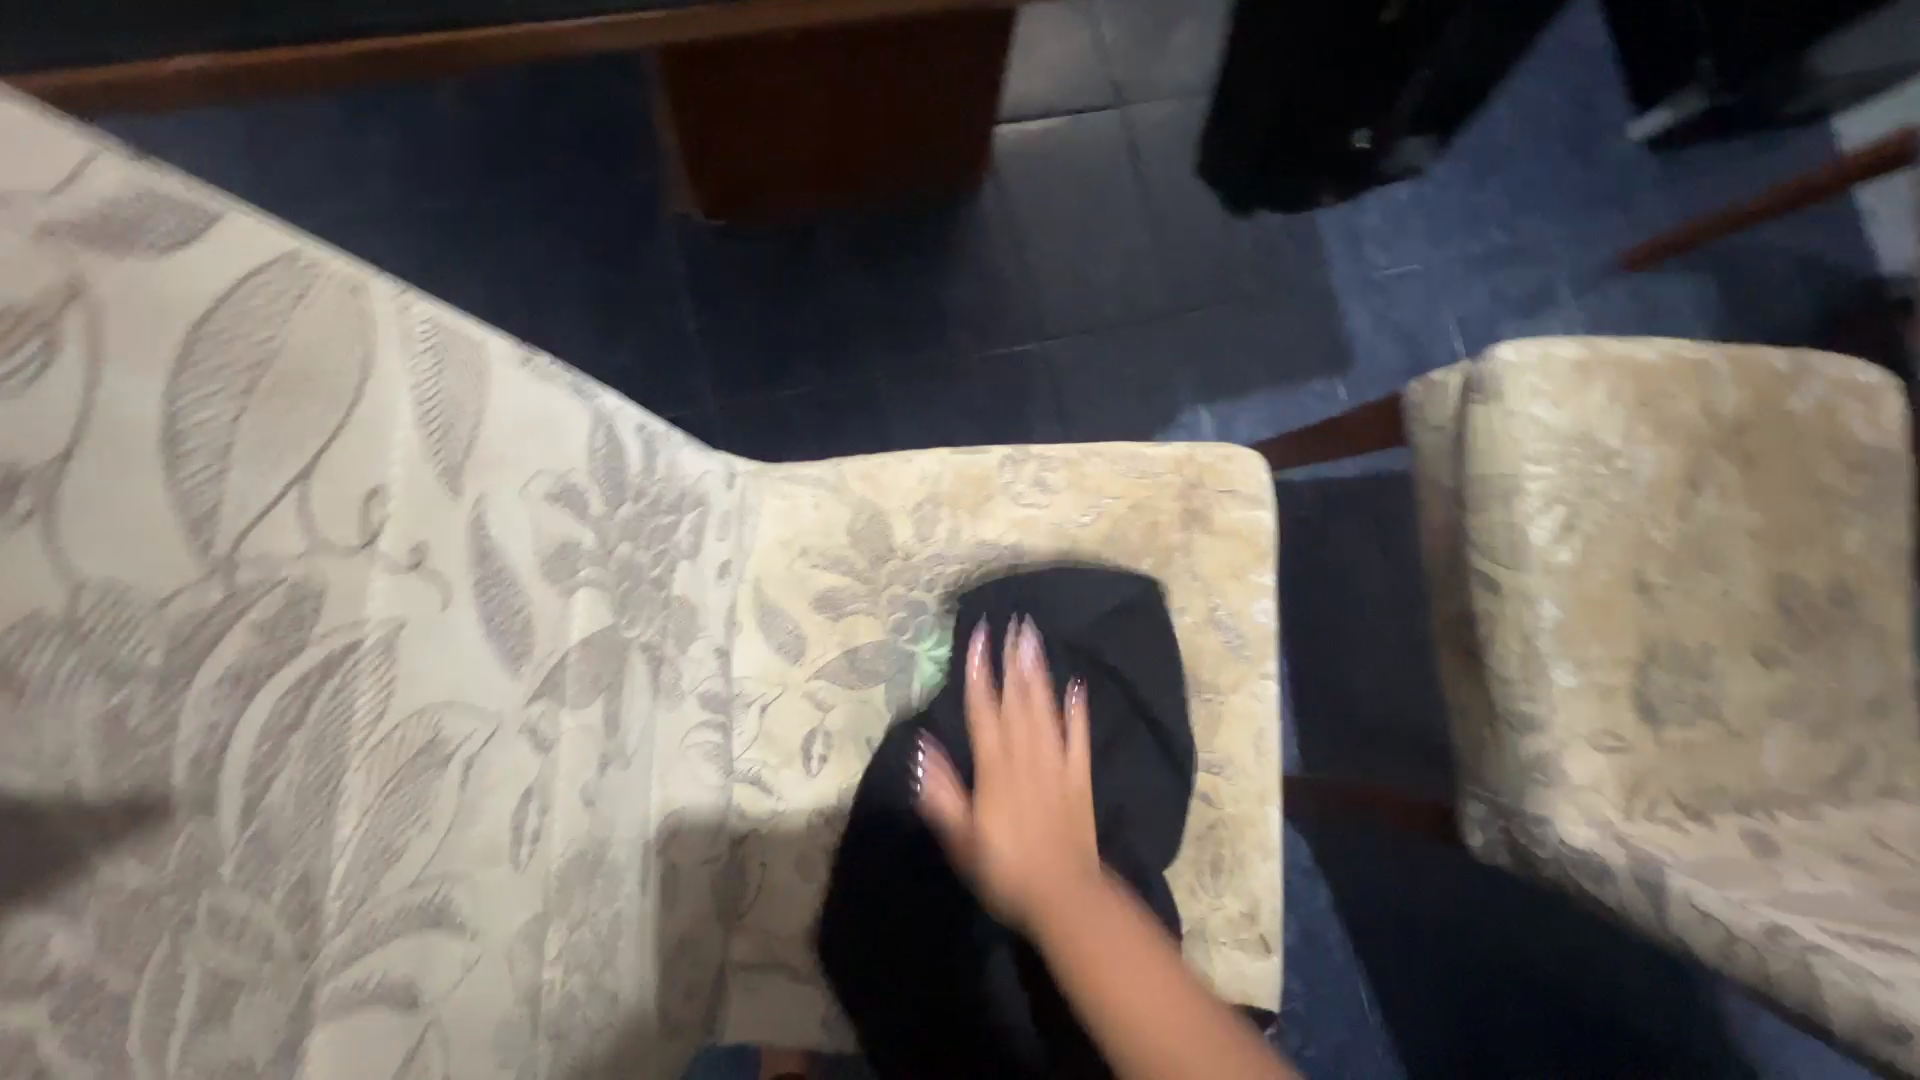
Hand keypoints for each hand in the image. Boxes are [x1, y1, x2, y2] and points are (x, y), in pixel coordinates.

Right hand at [915, 615, 1101, 932]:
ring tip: (1035, 639)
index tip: (978, 637)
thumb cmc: (1004, 870)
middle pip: (1017, 700)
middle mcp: (1026, 756)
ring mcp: (1056, 763)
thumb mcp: (962, 838)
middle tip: (1013, 623)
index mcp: (995, 768)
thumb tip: (920, 748)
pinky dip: (1077, 710)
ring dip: (1039, 673)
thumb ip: (941, 792)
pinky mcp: (1079, 777)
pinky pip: (1078, 736)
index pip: (983, 709)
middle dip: (1013, 660)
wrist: (1064, 895)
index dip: (978, 671)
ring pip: (1045, 709)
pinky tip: (1076, 686)